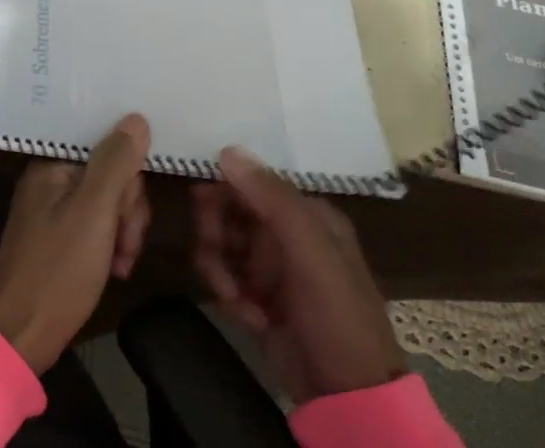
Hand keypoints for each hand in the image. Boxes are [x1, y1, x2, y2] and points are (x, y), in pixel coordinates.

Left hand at [0, 115, 150, 372]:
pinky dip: (111, 247)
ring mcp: (51, 210)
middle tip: (124, 244)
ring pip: (109, 205)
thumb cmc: (58, 269)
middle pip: (110, 177)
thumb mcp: (93, 214)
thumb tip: (136, 118)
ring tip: (121, 263)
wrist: (23, 330)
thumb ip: (115, 164)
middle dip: (128, 212)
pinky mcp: (58, 237)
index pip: (104, 148)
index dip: (128, 180)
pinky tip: (115, 270)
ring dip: (124, 233)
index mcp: (49, 166)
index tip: (130, 211)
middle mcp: (47, 181)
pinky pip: (97, 227)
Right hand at [191, 146, 404, 402]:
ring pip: (218, 244)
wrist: (346, 395)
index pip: (249, 182)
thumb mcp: (311, 255)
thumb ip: (273, 201)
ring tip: (235, 298)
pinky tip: (247, 315)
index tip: (198, 205)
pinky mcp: (256, 294)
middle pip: (226, 212)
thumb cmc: (336, 318)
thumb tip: (227, 150)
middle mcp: (288, 234)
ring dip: (218, 270)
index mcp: (308, 216)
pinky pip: (222, 275)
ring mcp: (271, 265)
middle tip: (218, 260)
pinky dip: (226, 293)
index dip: (220, 191)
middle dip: (214, 236)